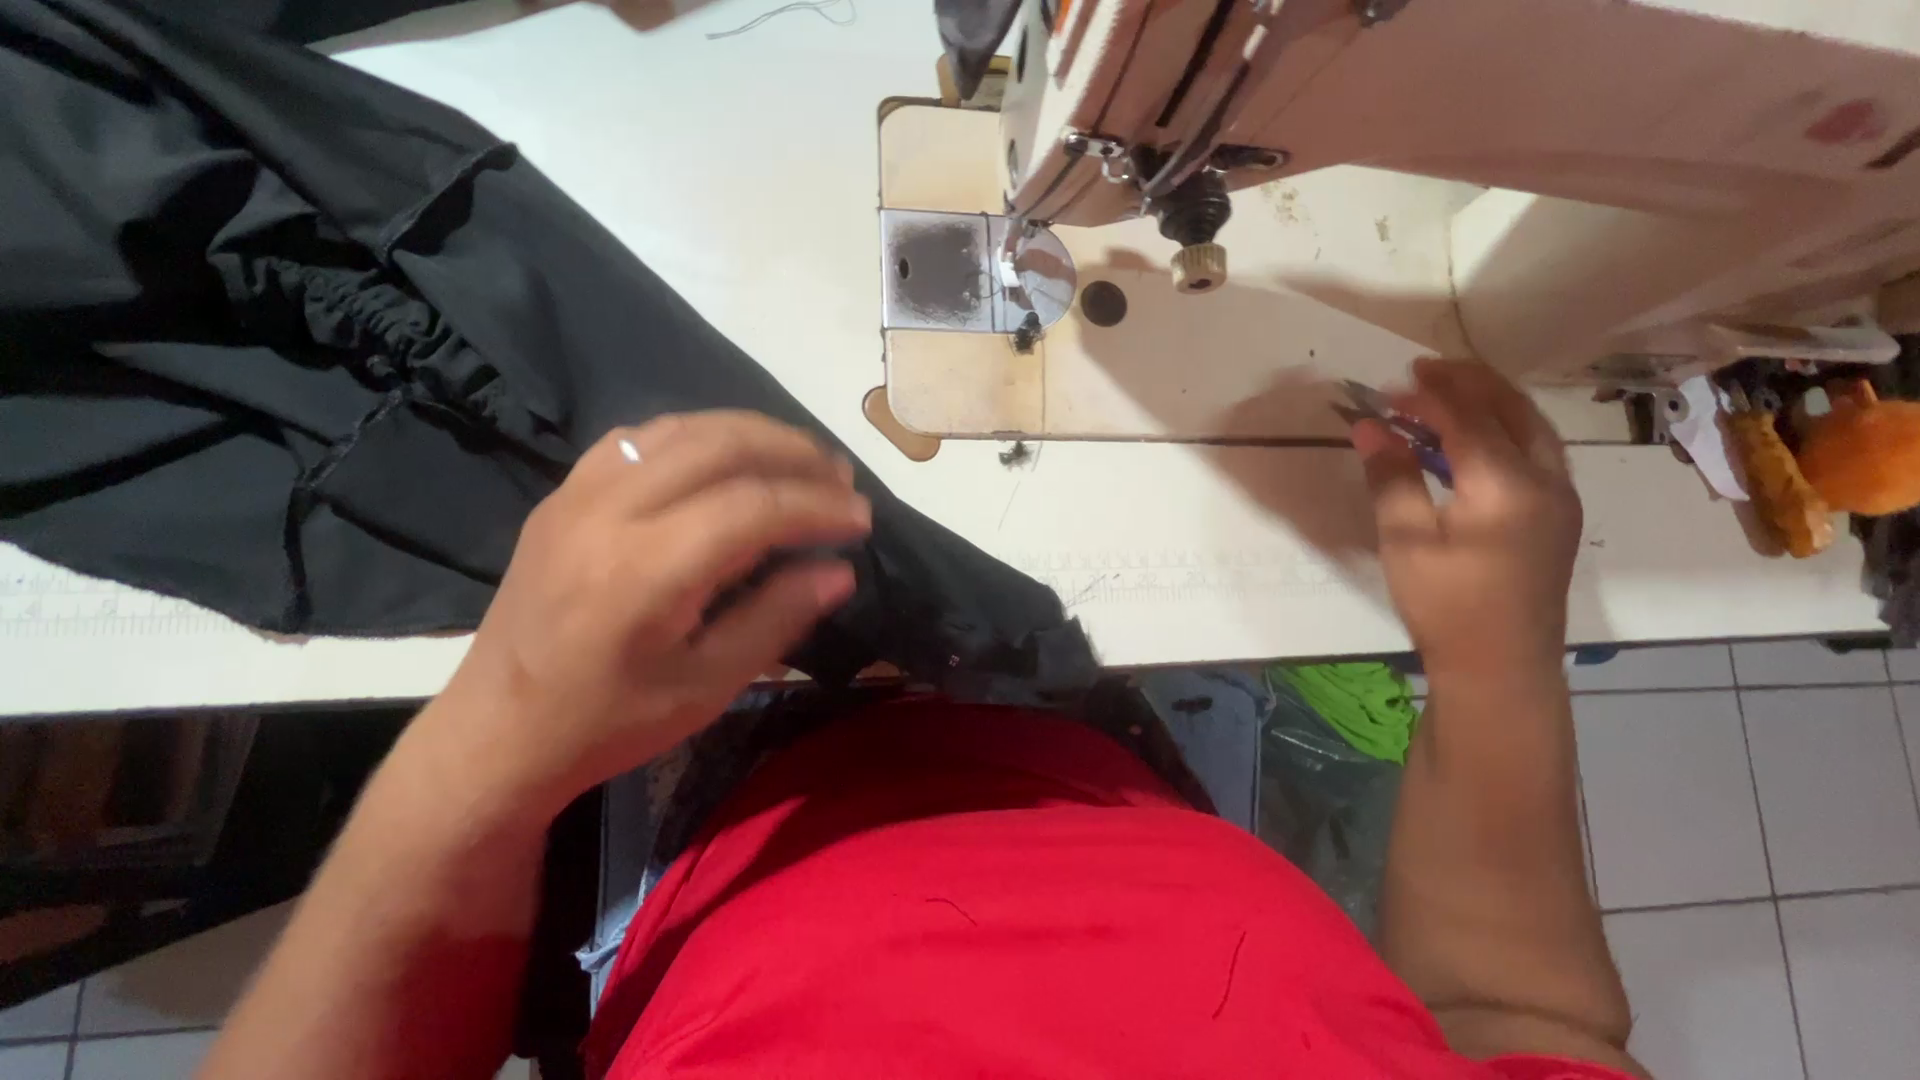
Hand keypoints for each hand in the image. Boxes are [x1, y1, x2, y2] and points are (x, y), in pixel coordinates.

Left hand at [420, 411, 871, 815]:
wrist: (497, 732)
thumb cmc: (610, 723)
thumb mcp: (708, 686)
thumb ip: (777, 617)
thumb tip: (840, 569)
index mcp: (646, 570)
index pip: (753, 506)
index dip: (818, 505)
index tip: (862, 519)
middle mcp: (609, 512)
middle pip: (721, 445)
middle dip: (795, 453)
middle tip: (841, 478)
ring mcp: (579, 494)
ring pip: (683, 429)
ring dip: (752, 434)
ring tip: (799, 460)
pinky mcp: (564, 494)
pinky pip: (642, 439)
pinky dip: (699, 436)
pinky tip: (727, 460)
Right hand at [1351, 358, 1581, 677]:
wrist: (1502, 666)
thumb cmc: (1447, 605)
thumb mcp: (1406, 541)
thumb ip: (1391, 477)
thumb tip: (1370, 427)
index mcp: (1507, 483)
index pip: (1468, 418)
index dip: (1429, 396)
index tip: (1391, 385)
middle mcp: (1546, 479)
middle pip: (1512, 409)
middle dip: (1469, 383)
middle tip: (1425, 371)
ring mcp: (1560, 498)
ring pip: (1532, 428)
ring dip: (1490, 403)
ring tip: (1448, 394)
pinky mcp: (1559, 516)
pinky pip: (1536, 451)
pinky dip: (1504, 429)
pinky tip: (1475, 440)